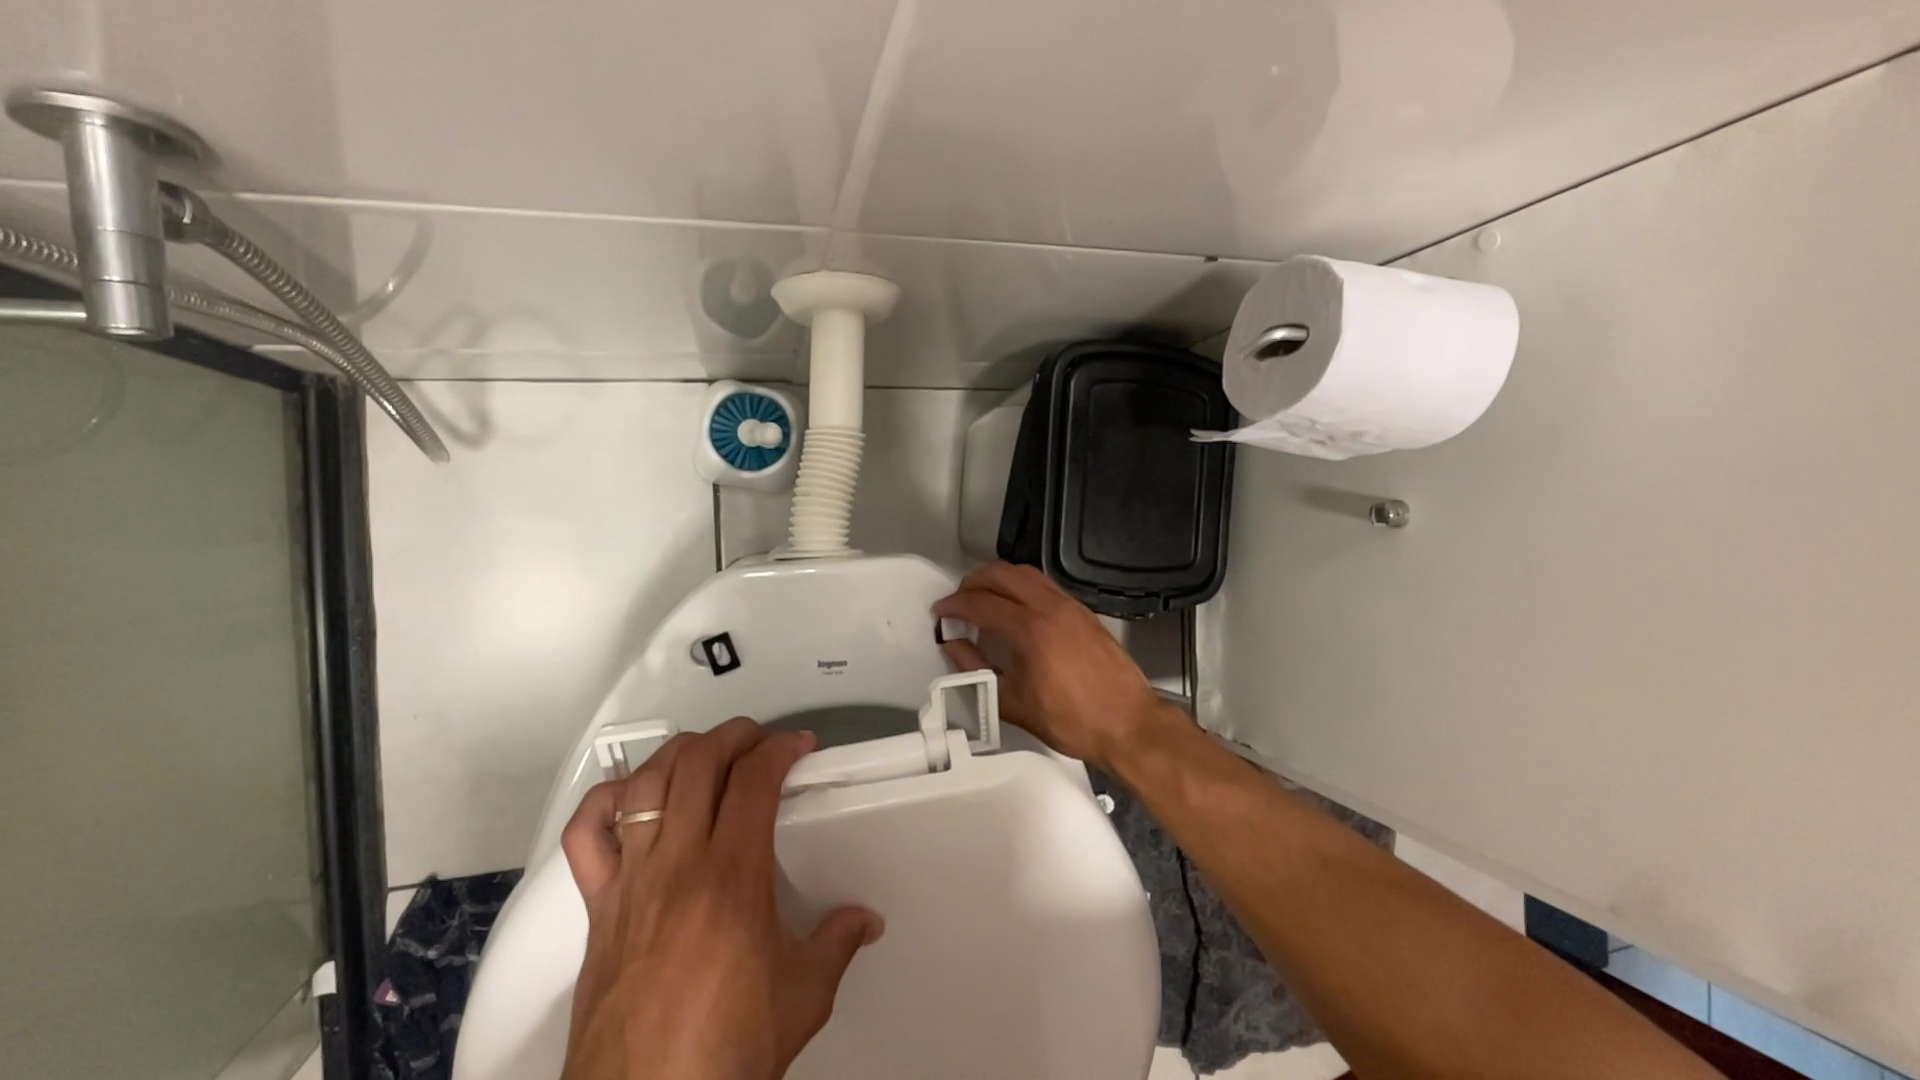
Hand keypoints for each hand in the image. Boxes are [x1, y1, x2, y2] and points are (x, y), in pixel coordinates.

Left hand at [558, 717, 884, 1079]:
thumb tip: (863, 922)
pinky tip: (630, 796)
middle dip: (732, 736)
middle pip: (697, 764)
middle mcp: (677, 867)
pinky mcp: (598, 907)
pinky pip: (587, 835)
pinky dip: (605, 801)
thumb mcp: (804, 995)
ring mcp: (631, 882)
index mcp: (732, 880)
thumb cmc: (723, 1052)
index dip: (778, 749)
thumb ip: (837, 944)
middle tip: (757, 740)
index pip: (753, 780)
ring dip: (678, 754)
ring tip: (705, 752)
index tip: (796, 746)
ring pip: (646, 784)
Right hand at [933, 562, 1181, 771]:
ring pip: (1026, 573)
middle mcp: (1051, 608)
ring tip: (984, 599)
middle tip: (958, 601)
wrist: (1128, 725)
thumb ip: (976, 670)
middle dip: (973, 583)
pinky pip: (1046, 585)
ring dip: (999, 579)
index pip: (981, 603)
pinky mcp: (1085, 613)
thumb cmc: (1074, 721)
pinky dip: (1023, 586)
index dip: (954, 605)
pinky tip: (1016, 609)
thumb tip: (955, 648)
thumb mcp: (1013, 702)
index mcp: (1031, 629)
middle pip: (1002, 575)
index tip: (941, 612)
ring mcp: (1072, 607)